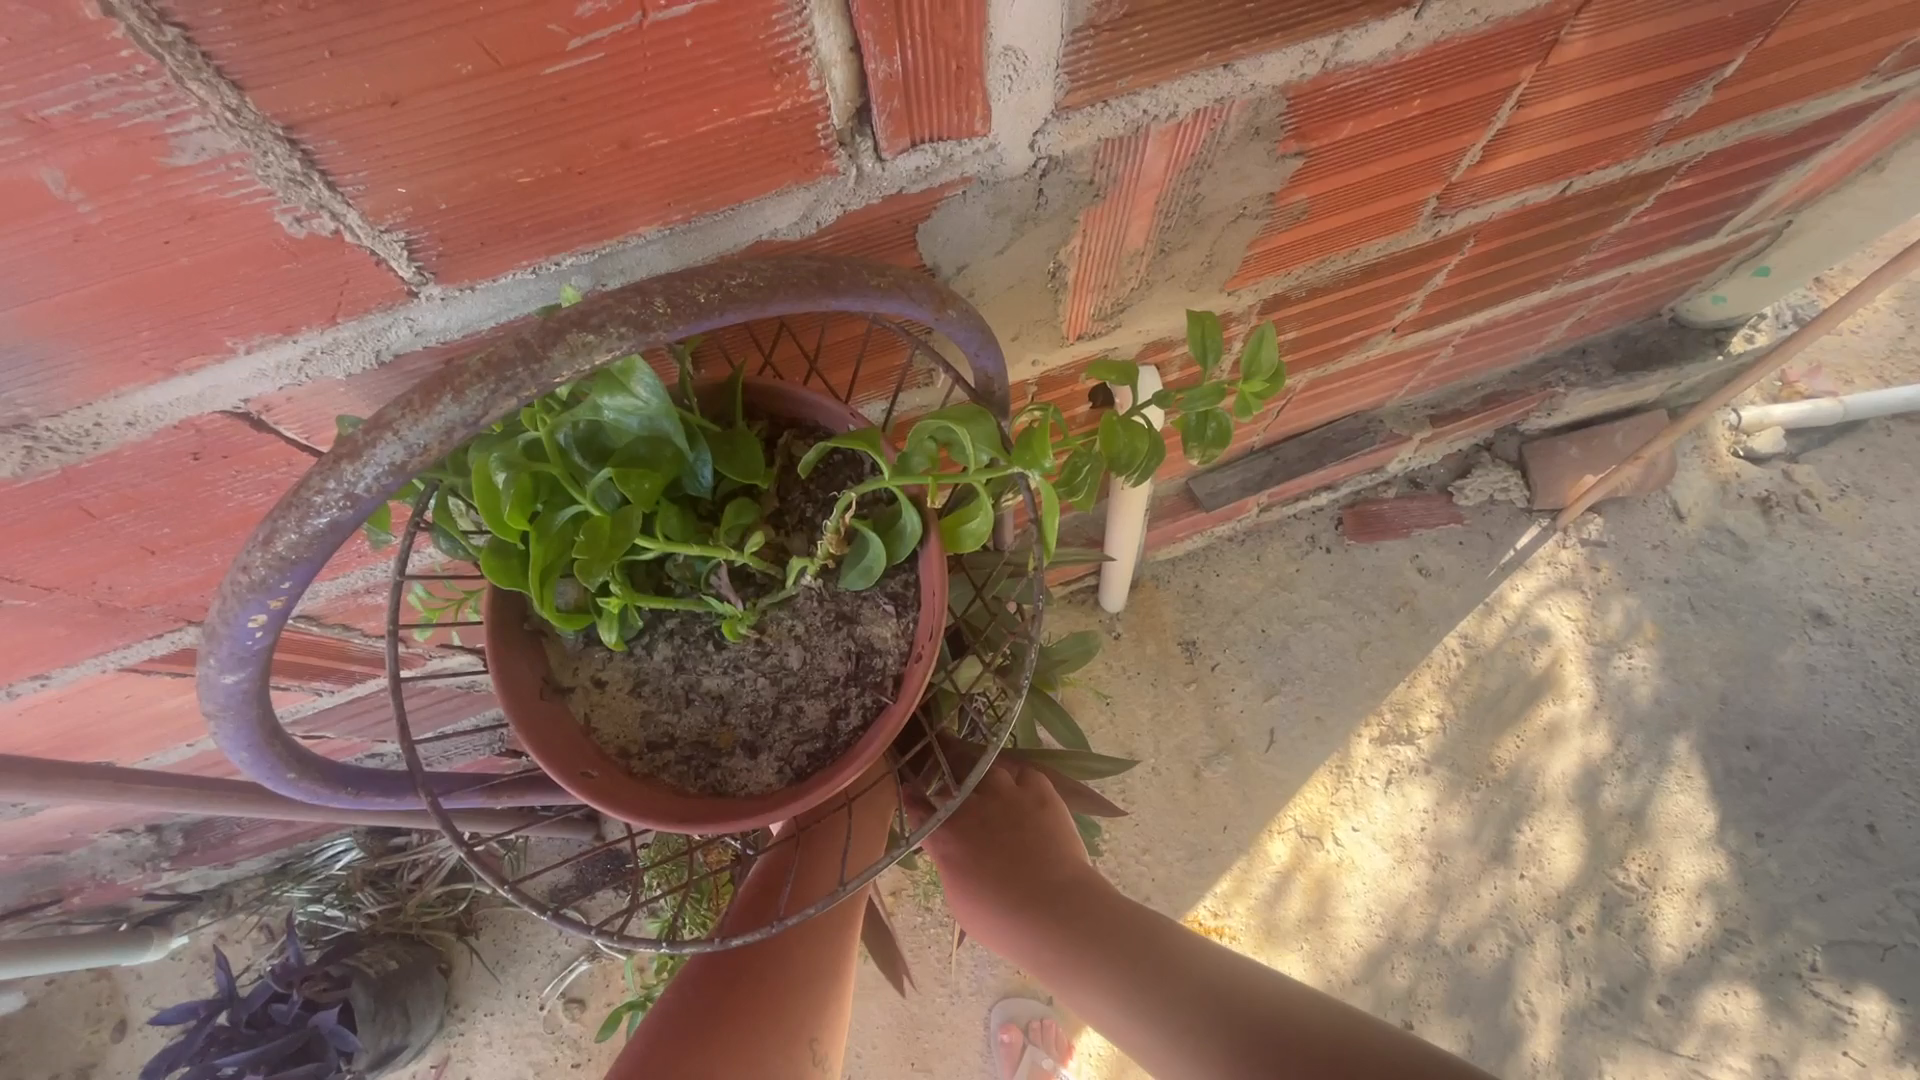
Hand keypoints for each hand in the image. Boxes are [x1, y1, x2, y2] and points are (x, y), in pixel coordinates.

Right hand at [906, 760, 1109, 955]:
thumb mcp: (958, 897)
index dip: (915, 799)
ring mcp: (1006, 794)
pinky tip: (1028, 796)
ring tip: (1000, 797)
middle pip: (954, 784)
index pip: (920, 808)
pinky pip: (1026, 775)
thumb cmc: (1000, 919)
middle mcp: (972, 806)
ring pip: (990, 773)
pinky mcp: (1039, 791)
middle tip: (965, 803)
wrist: (1051, 909)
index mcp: (947, 836)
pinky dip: (1023, 783)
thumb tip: (956, 854)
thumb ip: (952, 865)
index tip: (912, 791)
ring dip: (990, 784)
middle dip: (954, 790)